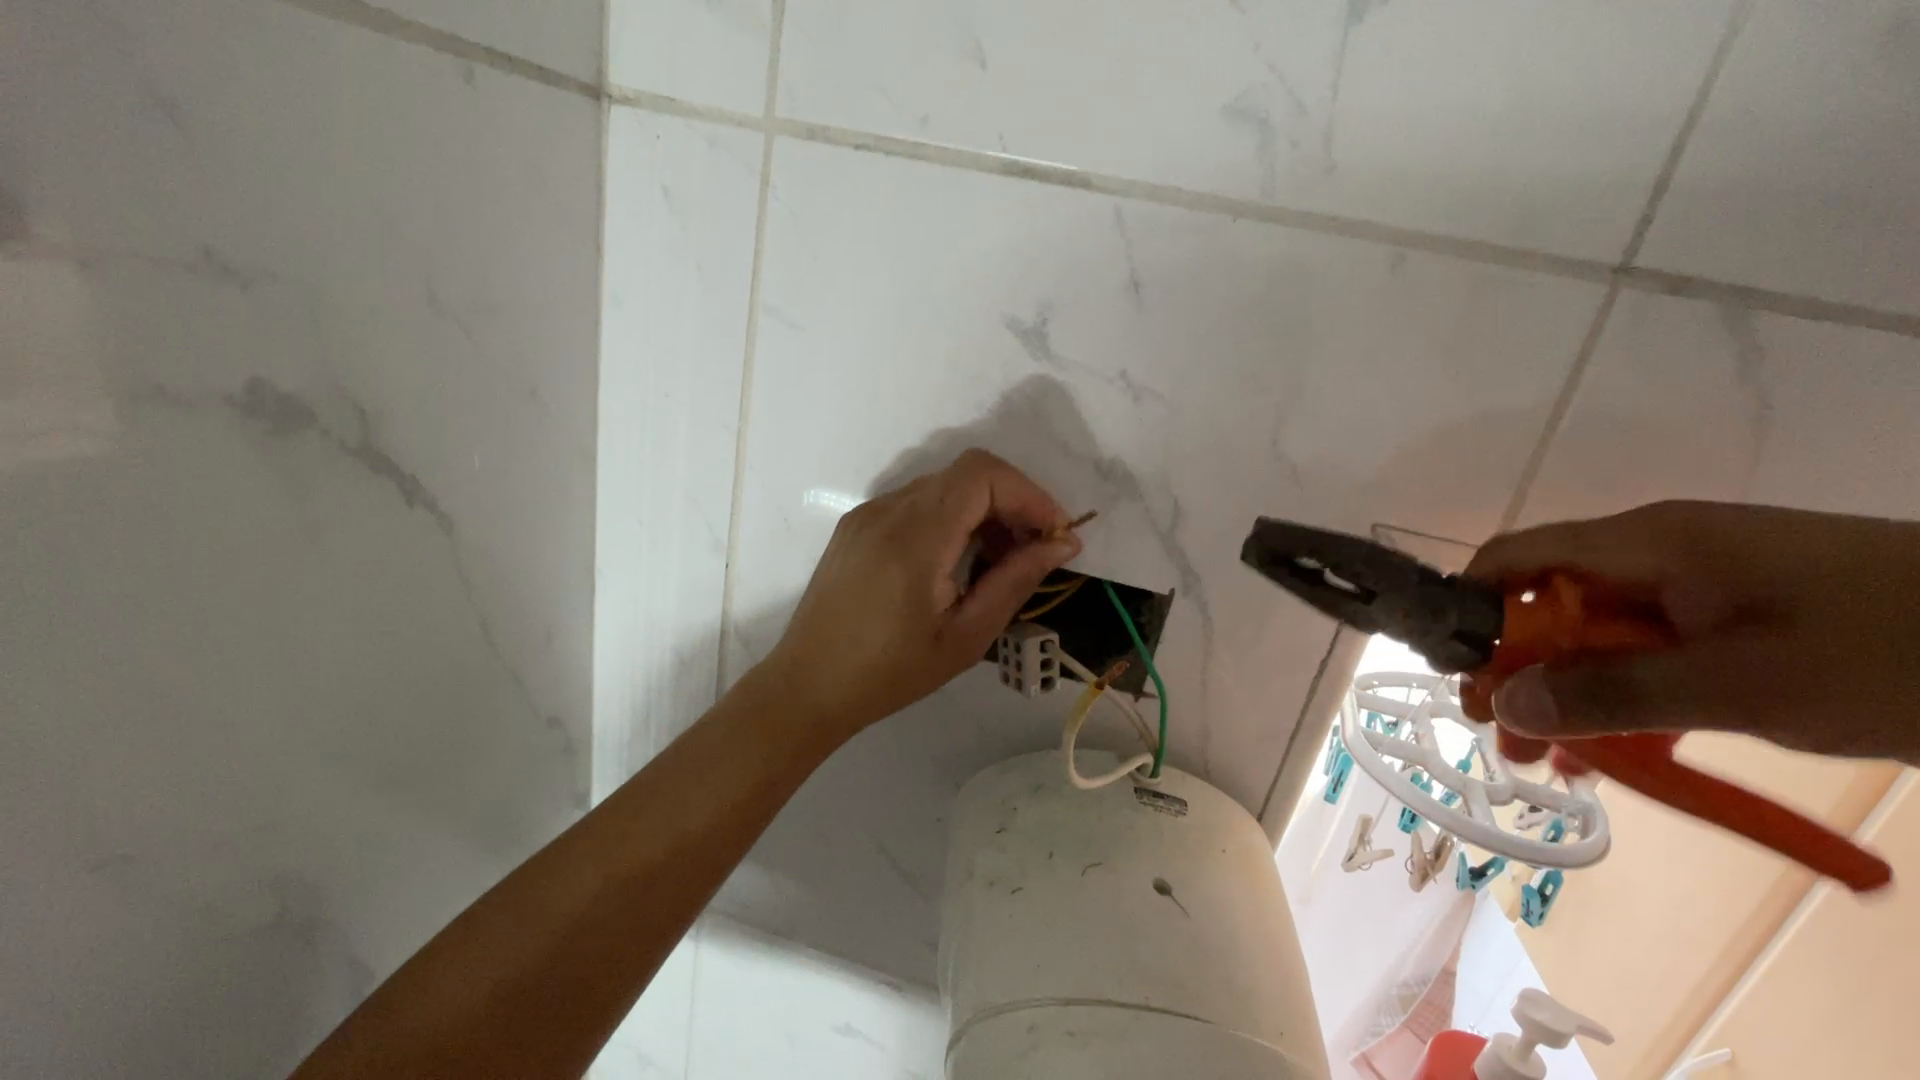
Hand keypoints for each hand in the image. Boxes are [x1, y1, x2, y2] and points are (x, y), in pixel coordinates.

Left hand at [754, 449, 1080, 736]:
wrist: (808, 687)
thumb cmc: (890, 672)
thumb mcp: (966, 636)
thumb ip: (1016, 580)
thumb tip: (1062, 543)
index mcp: (915, 536)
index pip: (982, 474)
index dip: (1028, 493)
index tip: (1055, 533)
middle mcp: (888, 510)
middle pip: (965, 475)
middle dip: (1010, 504)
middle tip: (1034, 553)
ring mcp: (867, 515)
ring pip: (941, 487)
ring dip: (980, 512)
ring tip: (997, 565)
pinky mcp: (855, 526)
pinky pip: (915, 503)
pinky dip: (949, 519)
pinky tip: (955, 564)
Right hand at [1467, 500, 1919, 764]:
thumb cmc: (1891, 652)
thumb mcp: (1743, 685)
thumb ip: (1613, 693)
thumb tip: (1505, 706)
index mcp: (1648, 544)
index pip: (1515, 560)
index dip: (1475, 616)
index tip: (1468, 686)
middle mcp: (1659, 554)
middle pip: (1552, 605)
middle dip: (1524, 676)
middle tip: (1517, 750)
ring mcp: (1702, 586)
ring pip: (1601, 638)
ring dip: (1577, 698)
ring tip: (1570, 767)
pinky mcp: (1738, 618)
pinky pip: (1654, 654)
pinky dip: (1632, 700)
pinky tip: (1636, 752)